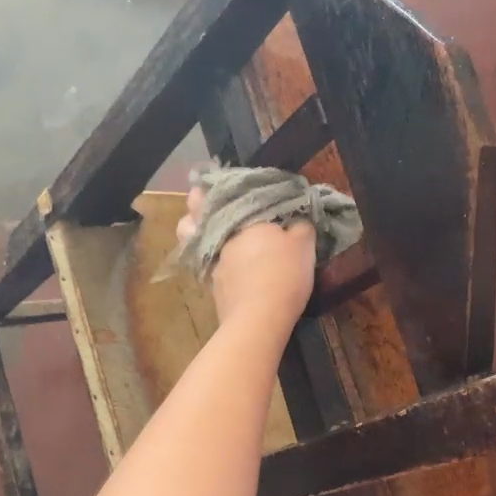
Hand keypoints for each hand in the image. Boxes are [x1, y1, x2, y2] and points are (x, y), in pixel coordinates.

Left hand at [177, 186, 315, 328]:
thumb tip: (298, 221)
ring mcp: (213, 261)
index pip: (230, 194)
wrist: (260, 317)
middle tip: (197, 196)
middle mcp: (222, 235)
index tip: (218, 177)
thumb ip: (300, 227)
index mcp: (244, 218)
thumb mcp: (303, 245)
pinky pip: (204, 262)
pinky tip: (215, 259)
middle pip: (200, 213)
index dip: (223, 185)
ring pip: (194, 238)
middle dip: (198, 204)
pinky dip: (205, 257)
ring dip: (192, 230)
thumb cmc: (283, 273)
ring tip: (196, 226)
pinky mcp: (211, 286)